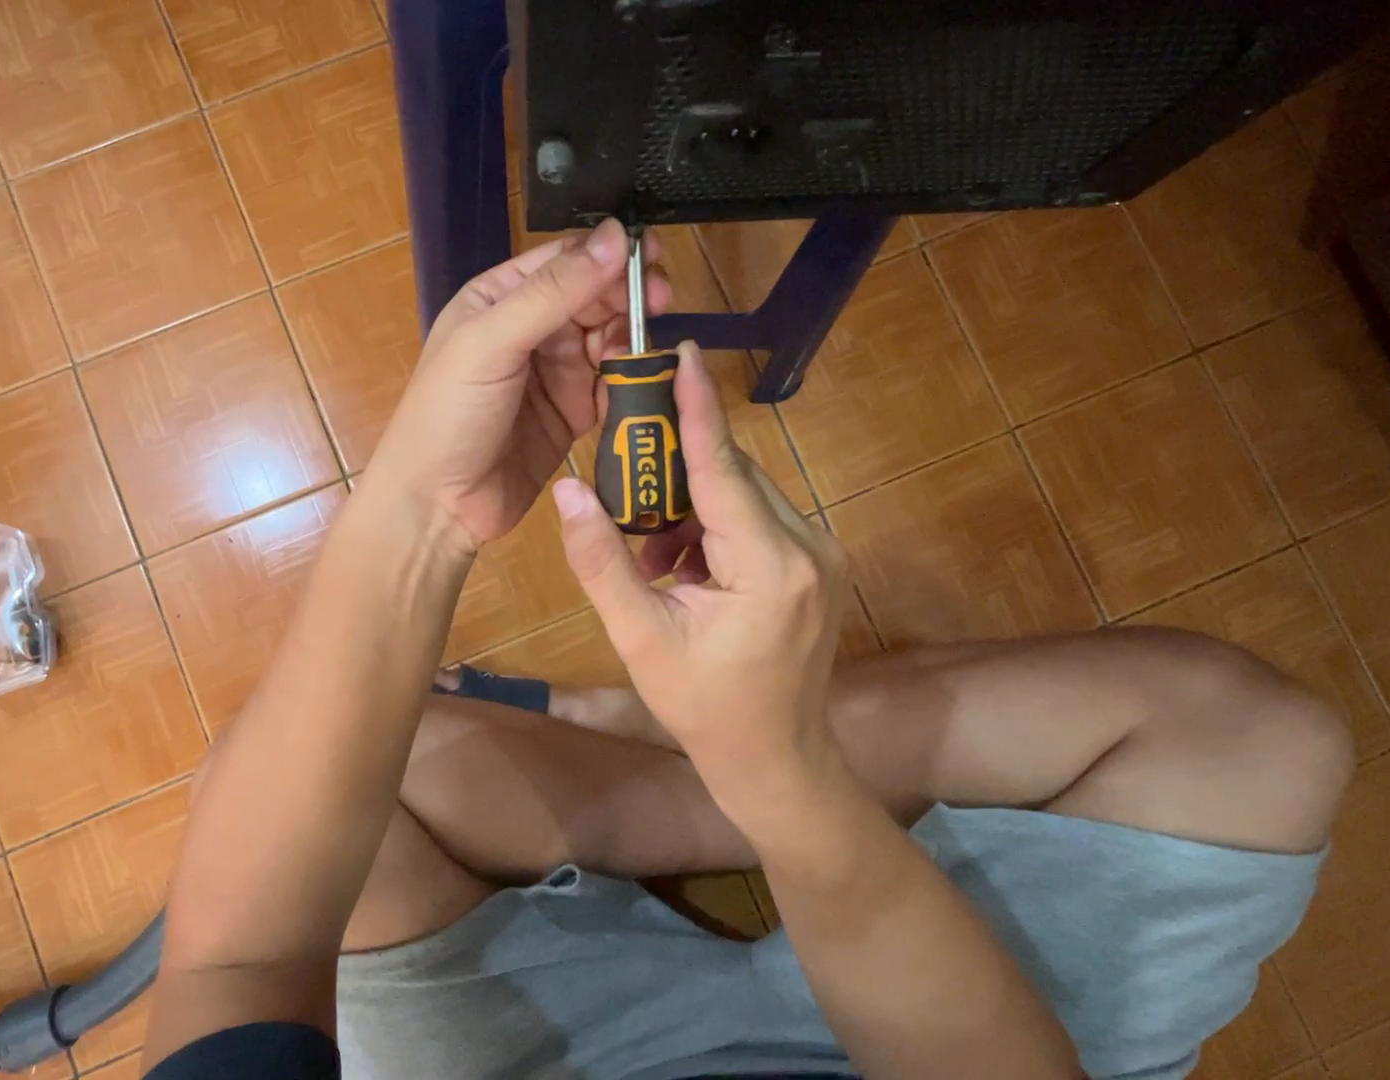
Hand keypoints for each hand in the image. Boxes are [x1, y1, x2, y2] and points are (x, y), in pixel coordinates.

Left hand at [360, 219, 669, 552]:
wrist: (438, 504)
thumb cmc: (448, 414)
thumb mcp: (491, 343)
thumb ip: (552, 293)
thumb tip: (613, 235)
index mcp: (499, 299)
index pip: (563, 261)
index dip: (607, 254)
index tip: (650, 254)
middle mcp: (529, 330)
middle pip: (593, 298)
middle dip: (628, 295)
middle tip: (663, 300)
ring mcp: (554, 373)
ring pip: (609, 340)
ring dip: (633, 338)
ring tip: (651, 344)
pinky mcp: (573, 414)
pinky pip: (612, 386)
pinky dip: (630, 381)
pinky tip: (643, 381)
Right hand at [552, 341, 849, 806]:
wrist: (773, 758)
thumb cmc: (703, 707)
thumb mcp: (640, 638)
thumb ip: (602, 560)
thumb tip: (569, 489)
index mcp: (770, 565)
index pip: (723, 468)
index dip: (697, 407)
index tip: (682, 351)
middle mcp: (808, 545)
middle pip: (732, 478)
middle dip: (676, 479)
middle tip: (626, 496)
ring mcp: (820, 552)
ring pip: (745, 496)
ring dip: (693, 509)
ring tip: (657, 560)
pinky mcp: (817, 562)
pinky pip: (758, 519)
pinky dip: (715, 529)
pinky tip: (686, 569)